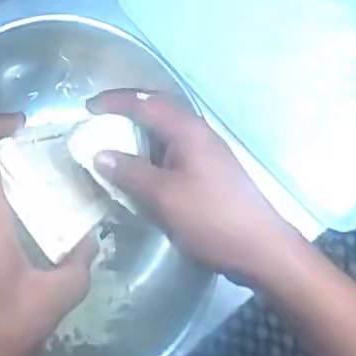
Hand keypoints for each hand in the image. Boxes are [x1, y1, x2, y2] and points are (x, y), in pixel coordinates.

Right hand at [86, 90, 306, 284]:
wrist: (267, 253)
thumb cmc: (212, 218)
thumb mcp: (163, 197)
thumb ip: (129, 172)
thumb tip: (99, 154)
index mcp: (185, 128)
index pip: (142, 102)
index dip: (113, 102)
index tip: (87, 108)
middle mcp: (197, 130)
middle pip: (156, 107)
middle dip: (127, 108)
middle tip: (101, 117)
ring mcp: (208, 149)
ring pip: (166, 127)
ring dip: (141, 129)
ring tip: (117, 140)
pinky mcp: (213, 169)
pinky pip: (174, 146)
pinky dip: (153, 148)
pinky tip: (145, 167)